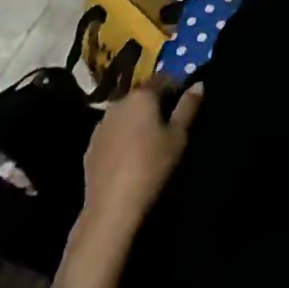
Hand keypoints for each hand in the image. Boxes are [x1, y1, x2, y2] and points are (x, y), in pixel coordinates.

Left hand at [82, 75, 203, 226]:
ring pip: (125, 113)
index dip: (176, 87)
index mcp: (142, 96)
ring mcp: (101, 124)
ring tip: (148, 141)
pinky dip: (122, 137)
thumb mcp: (180, 137)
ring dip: (136, 120)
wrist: (112, 208)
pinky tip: (128, 157)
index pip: (163, 79)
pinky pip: (112, 133)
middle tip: (168, 124)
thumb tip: (198, 83)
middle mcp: (118, 102)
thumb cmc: (153, 167)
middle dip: (155, 104)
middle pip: (142, 95)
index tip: (185, 102)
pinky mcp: (90, 146)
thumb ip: (189, 107)